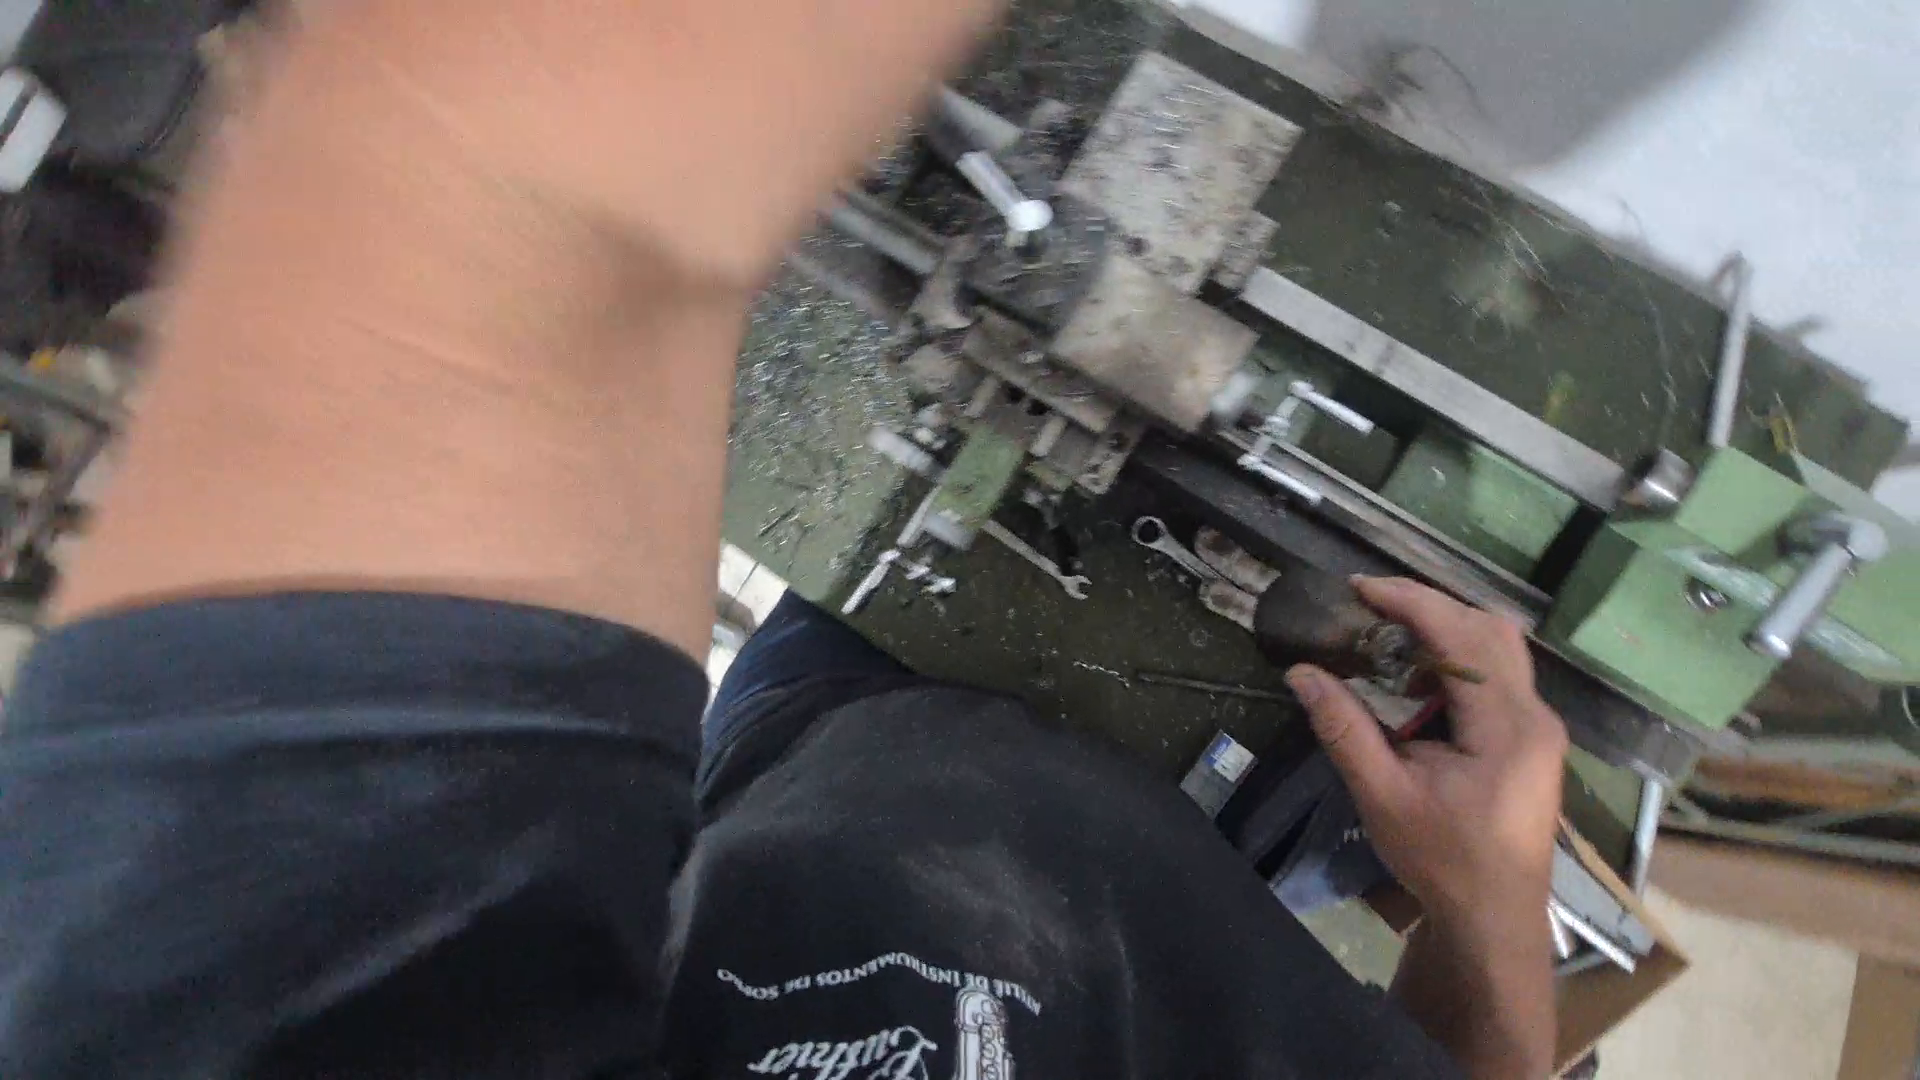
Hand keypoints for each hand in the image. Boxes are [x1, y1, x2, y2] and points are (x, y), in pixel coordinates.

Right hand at [1285, 577, 1568, 934]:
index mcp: (1507, 726)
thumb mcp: (1381, 794)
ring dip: (1441, 626)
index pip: (1462, 636)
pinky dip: (1450, 653)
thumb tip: (1301, 671)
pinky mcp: (1526, 736)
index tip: (1356, 587)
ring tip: (1384, 629)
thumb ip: (1343, 728)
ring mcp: (1535, 725)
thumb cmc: (1441, 858)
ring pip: (1497, 645)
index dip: (1409, 601)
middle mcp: (1533, 714)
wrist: (1493, 917)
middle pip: (1489, 628)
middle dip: (1426, 604)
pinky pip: (1493, 671)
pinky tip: (1411, 670)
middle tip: (1366, 604)